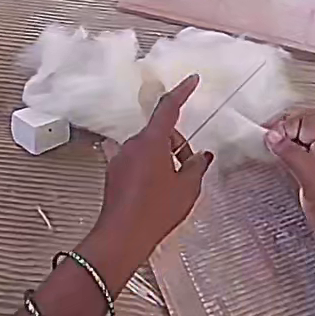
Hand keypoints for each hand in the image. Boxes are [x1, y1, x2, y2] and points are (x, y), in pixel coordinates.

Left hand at [81, 77, 213, 280]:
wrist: (122, 235)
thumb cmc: (156, 211)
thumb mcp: (187, 188)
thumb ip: (196, 166)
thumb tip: (201, 156)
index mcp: (151, 141)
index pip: (168, 107)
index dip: (182, 92)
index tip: (192, 80)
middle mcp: (131, 144)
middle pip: (159, 132)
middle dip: (177, 144)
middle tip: (190, 167)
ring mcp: (119, 158)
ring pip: (147, 147)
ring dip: (163, 157)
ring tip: (174, 184)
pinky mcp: (113, 172)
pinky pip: (136, 160)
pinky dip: (149, 167)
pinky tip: (156, 189)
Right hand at [266, 111, 314, 260]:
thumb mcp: (313, 181)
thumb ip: (292, 155)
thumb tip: (273, 136)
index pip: (306, 120)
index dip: (285, 125)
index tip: (268, 139)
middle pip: (304, 128)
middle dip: (282, 131)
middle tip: (265, 143)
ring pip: (302, 143)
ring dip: (284, 144)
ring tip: (269, 153)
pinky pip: (302, 158)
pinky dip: (287, 157)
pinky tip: (280, 167)